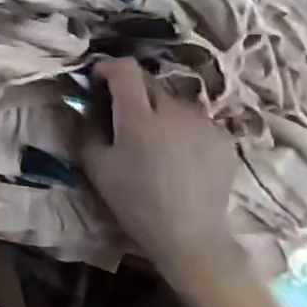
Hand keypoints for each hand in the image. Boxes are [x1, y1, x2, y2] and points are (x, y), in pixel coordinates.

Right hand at [81, 58, 238, 274]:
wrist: (192, 239)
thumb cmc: (137, 204)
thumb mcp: (97, 169)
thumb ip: (85, 130)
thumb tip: (82, 106)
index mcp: (139, 117)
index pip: (125, 69)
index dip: (109, 67)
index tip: (98, 80)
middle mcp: (174, 111)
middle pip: (149, 83)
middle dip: (132, 92)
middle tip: (123, 117)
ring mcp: (204, 123)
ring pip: (174, 102)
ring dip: (160, 111)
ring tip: (156, 141)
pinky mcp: (224, 138)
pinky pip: (197, 121)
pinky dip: (185, 129)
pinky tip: (181, 155)